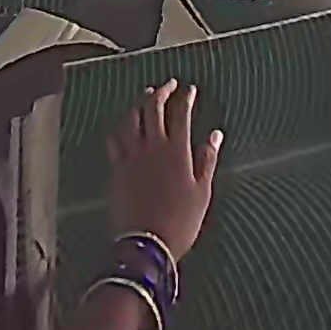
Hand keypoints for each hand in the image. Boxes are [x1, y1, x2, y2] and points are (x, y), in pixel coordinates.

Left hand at [105, 79, 221, 258]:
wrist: (147, 243)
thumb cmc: (181, 220)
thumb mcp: (202, 191)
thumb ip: (208, 159)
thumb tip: (215, 134)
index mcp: (177, 150)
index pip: (181, 114)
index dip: (185, 98)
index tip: (189, 89)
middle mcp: (153, 146)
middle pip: (153, 108)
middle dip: (162, 92)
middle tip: (169, 85)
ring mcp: (132, 155)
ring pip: (132, 119)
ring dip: (139, 104)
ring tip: (146, 96)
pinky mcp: (117, 167)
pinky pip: (115, 139)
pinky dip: (120, 127)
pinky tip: (124, 125)